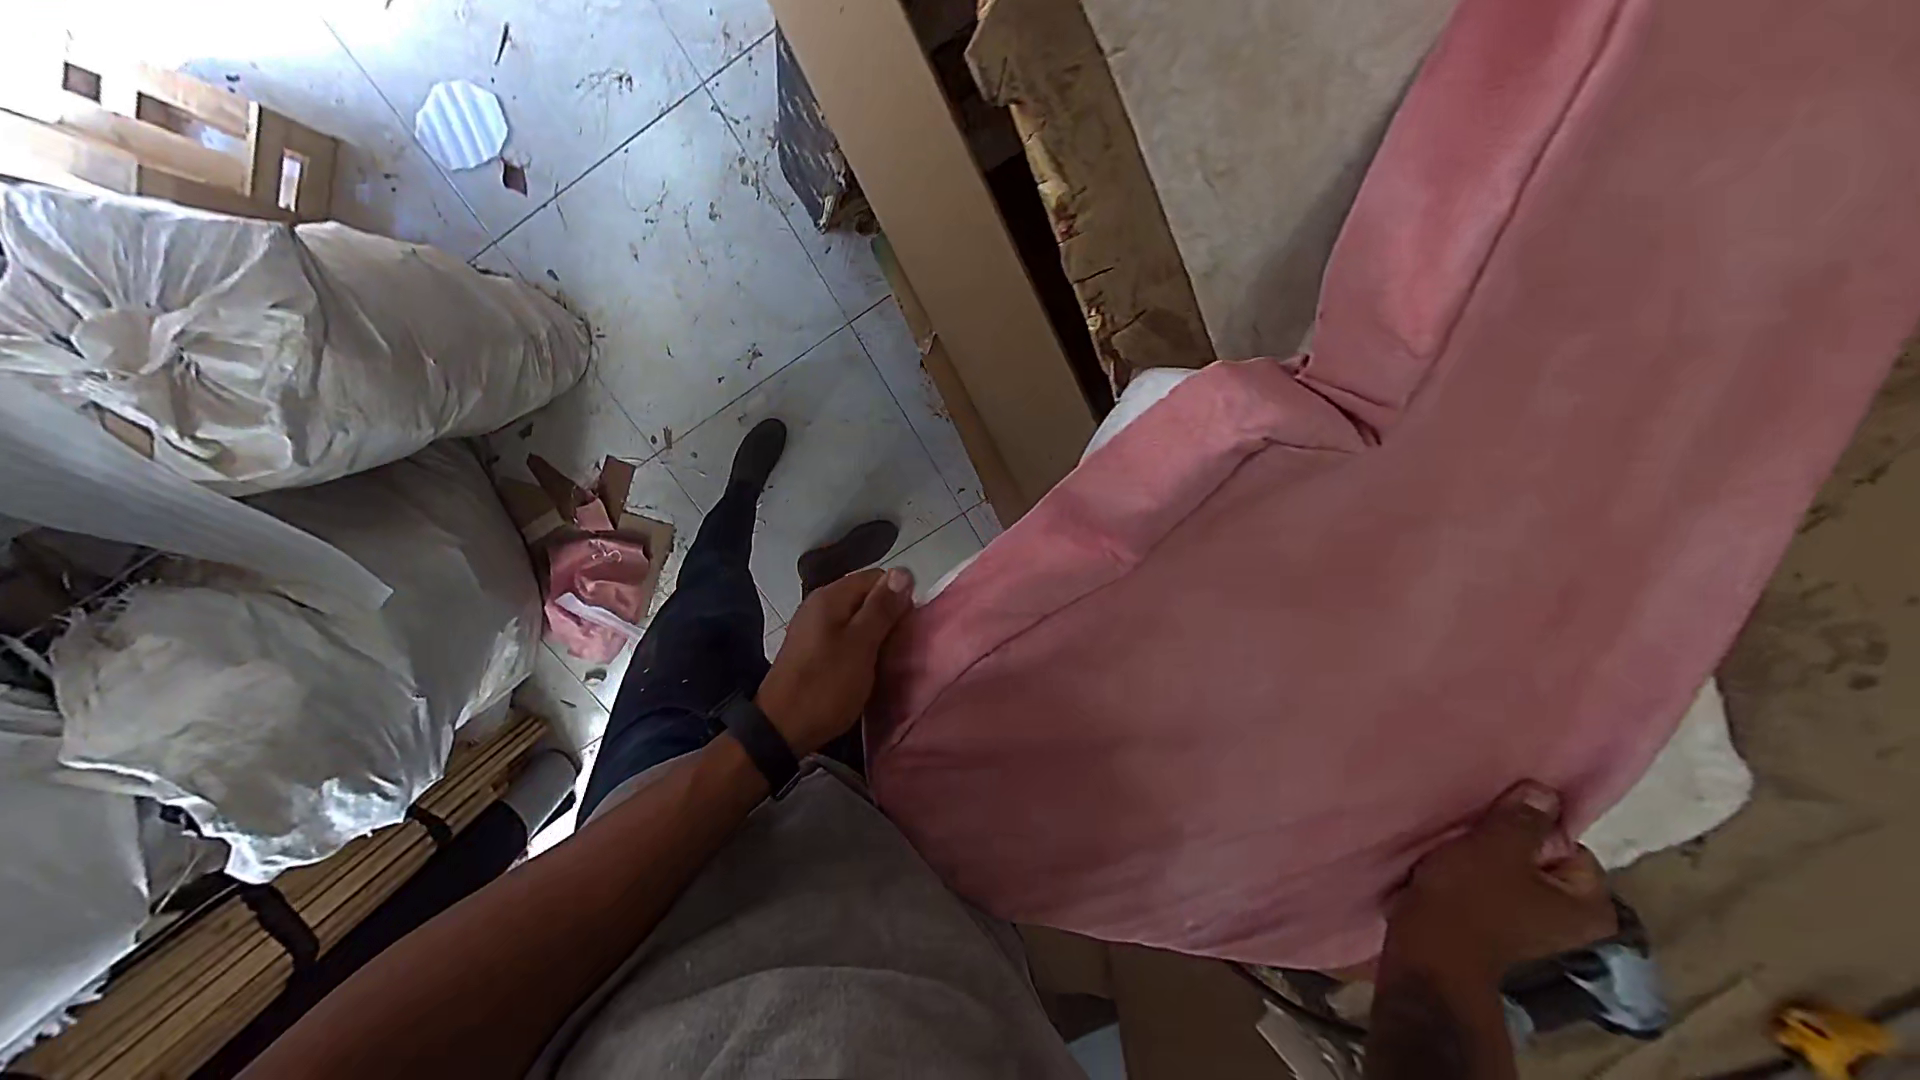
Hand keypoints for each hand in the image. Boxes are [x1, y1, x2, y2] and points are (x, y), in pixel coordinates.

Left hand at [755, 567, 913, 755]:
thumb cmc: (826, 684)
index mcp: (831, 596)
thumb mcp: (861, 644)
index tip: (906, 627)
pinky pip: (844, 636)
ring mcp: (812, 627)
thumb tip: (903, 571)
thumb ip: (882, 608)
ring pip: (856, 618)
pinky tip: (865, 668)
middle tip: (898, 646)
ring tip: (885, 659)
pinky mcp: (811, 649)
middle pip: (866, 596)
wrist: (781, 728)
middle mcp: (819, 604)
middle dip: (887, 617)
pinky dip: (859, 647)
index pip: (877, 577)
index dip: (898, 597)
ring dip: (875, 635)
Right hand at [1387, 781, 1617, 986]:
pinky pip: (1492, 886)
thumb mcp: (1496, 847)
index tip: (1492, 829)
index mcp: (1590, 904)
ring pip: (1510, 870)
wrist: (1429, 949)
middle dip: (1503, 842)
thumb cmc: (1471, 899)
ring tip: (1455, 850)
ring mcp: (1534, 925)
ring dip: (1483, 856)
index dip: (1528, 828)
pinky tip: (1449, 869)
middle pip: (1537, 855)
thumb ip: (1523, 818)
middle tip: (1470, 836)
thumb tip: (1544, 791)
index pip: (1567, 844)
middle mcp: (1573, 919)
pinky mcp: (1499, 926)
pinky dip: (1472, 874)